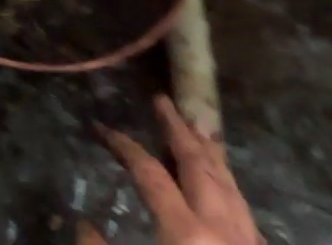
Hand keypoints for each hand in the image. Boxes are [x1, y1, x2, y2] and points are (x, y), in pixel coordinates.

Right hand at [81, 96, 260, 244]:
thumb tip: (83, 224)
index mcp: (186, 232)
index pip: (149, 171)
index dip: (123, 145)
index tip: (101, 128)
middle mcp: (222, 229)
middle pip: (199, 166)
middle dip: (179, 130)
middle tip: (163, 101)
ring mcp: (248, 243)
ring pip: (230, 185)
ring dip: (210, 153)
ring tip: (197, 128)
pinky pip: (244, 209)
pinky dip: (229, 184)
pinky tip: (224, 184)